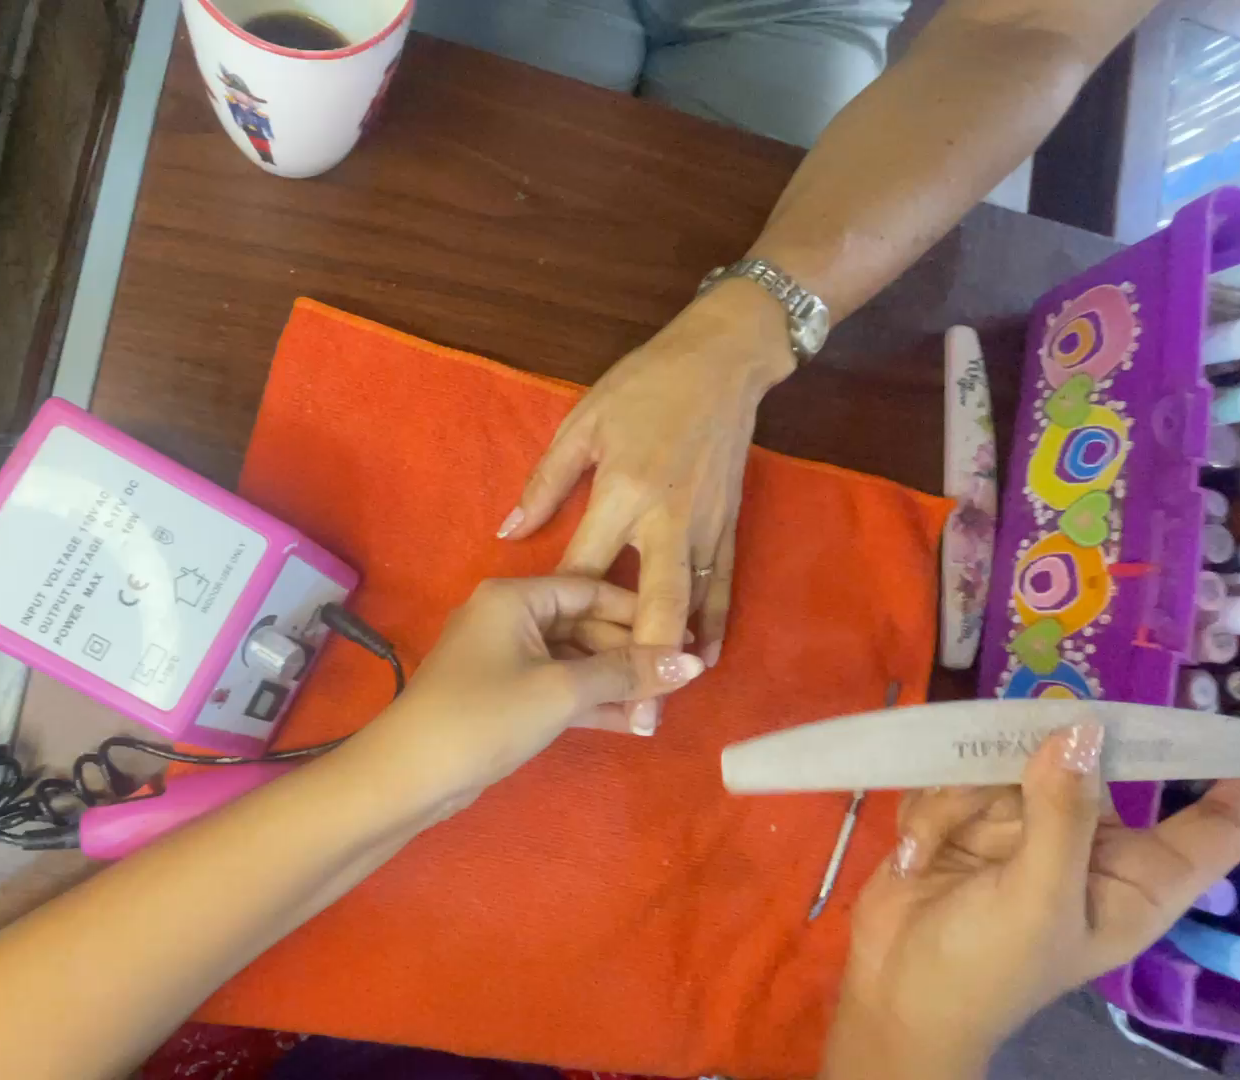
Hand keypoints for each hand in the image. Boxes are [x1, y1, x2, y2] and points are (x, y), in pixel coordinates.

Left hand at [353, 577, 704, 802]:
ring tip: (664, 705)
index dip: (638, 613)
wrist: (411, 773)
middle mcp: (507, 616)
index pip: (589, 590)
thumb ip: (625, 673)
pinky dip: (588, 701)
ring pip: (571, 659)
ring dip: (613, 681)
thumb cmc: (486, 715)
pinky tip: (634, 721)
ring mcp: (503, 657)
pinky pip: (556, 686)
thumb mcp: (560, 690)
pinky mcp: (503, 694)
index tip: (686, 636)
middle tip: (681, 680)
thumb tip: (691, 662)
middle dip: (628, 654)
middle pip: (581, 625)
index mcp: (513, 596)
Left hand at [499, 279, 795, 733]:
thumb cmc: (641, 389)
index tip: (554, 657)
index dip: (572, 620)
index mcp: (621, 495)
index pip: (586, 570)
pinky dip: (719, 620)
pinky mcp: (730, 523)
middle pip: (654, 604)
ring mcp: (704, 525)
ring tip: (669, 701)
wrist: (722, 358)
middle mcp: (665, 521)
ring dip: (683, 653)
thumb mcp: (581, 428)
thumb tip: (510, 531)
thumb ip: (546, 485)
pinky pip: (724, 582)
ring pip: (694, 602)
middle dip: (645, 663)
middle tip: (643, 720)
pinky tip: (708, 654)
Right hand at [821, 712, 1239, 1079]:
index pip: (1215, 823)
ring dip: (958, 803)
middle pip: (1078, 768)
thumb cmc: (989, 962)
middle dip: (1026, 769)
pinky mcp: (958, 818)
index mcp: (1133, 879)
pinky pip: (947, 781)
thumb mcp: (1037, 899)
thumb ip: (1060, 814)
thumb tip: (1082, 729)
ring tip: (937, 852)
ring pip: (997, 768)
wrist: (897, 983)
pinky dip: (928, 812)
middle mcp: (1080, 845)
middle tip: (991, 779)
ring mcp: (1015, 829)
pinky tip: (915, 853)